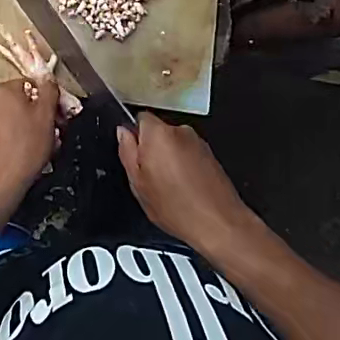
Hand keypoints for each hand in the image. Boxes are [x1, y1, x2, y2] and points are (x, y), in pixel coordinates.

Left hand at [0, 77, 59, 200]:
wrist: (5, 179)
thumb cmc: (23, 148)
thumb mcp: (46, 112)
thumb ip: (50, 89)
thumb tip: (48, 78)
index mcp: (2, 90)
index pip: (33, 84)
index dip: (51, 98)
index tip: (60, 110)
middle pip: (26, 100)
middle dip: (44, 113)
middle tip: (57, 126)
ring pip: (20, 116)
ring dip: (37, 126)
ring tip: (47, 141)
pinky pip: (11, 129)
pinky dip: (24, 135)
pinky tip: (35, 148)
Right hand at [117, 113, 258, 253]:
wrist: (217, 221)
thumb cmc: (179, 207)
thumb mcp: (137, 183)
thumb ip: (126, 151)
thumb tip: (122, 134)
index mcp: (159, 134)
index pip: (139, 118)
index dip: (133, 136)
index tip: (133, 153)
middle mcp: (181, 132)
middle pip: (157, 131)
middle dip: (151, 149)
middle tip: (149, 176)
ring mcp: (198, 142)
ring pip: (173, 144)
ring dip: (169, 159)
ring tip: (168, 187)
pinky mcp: (209, 153)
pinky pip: (188, 154)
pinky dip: (184, 166)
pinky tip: (182, 188)